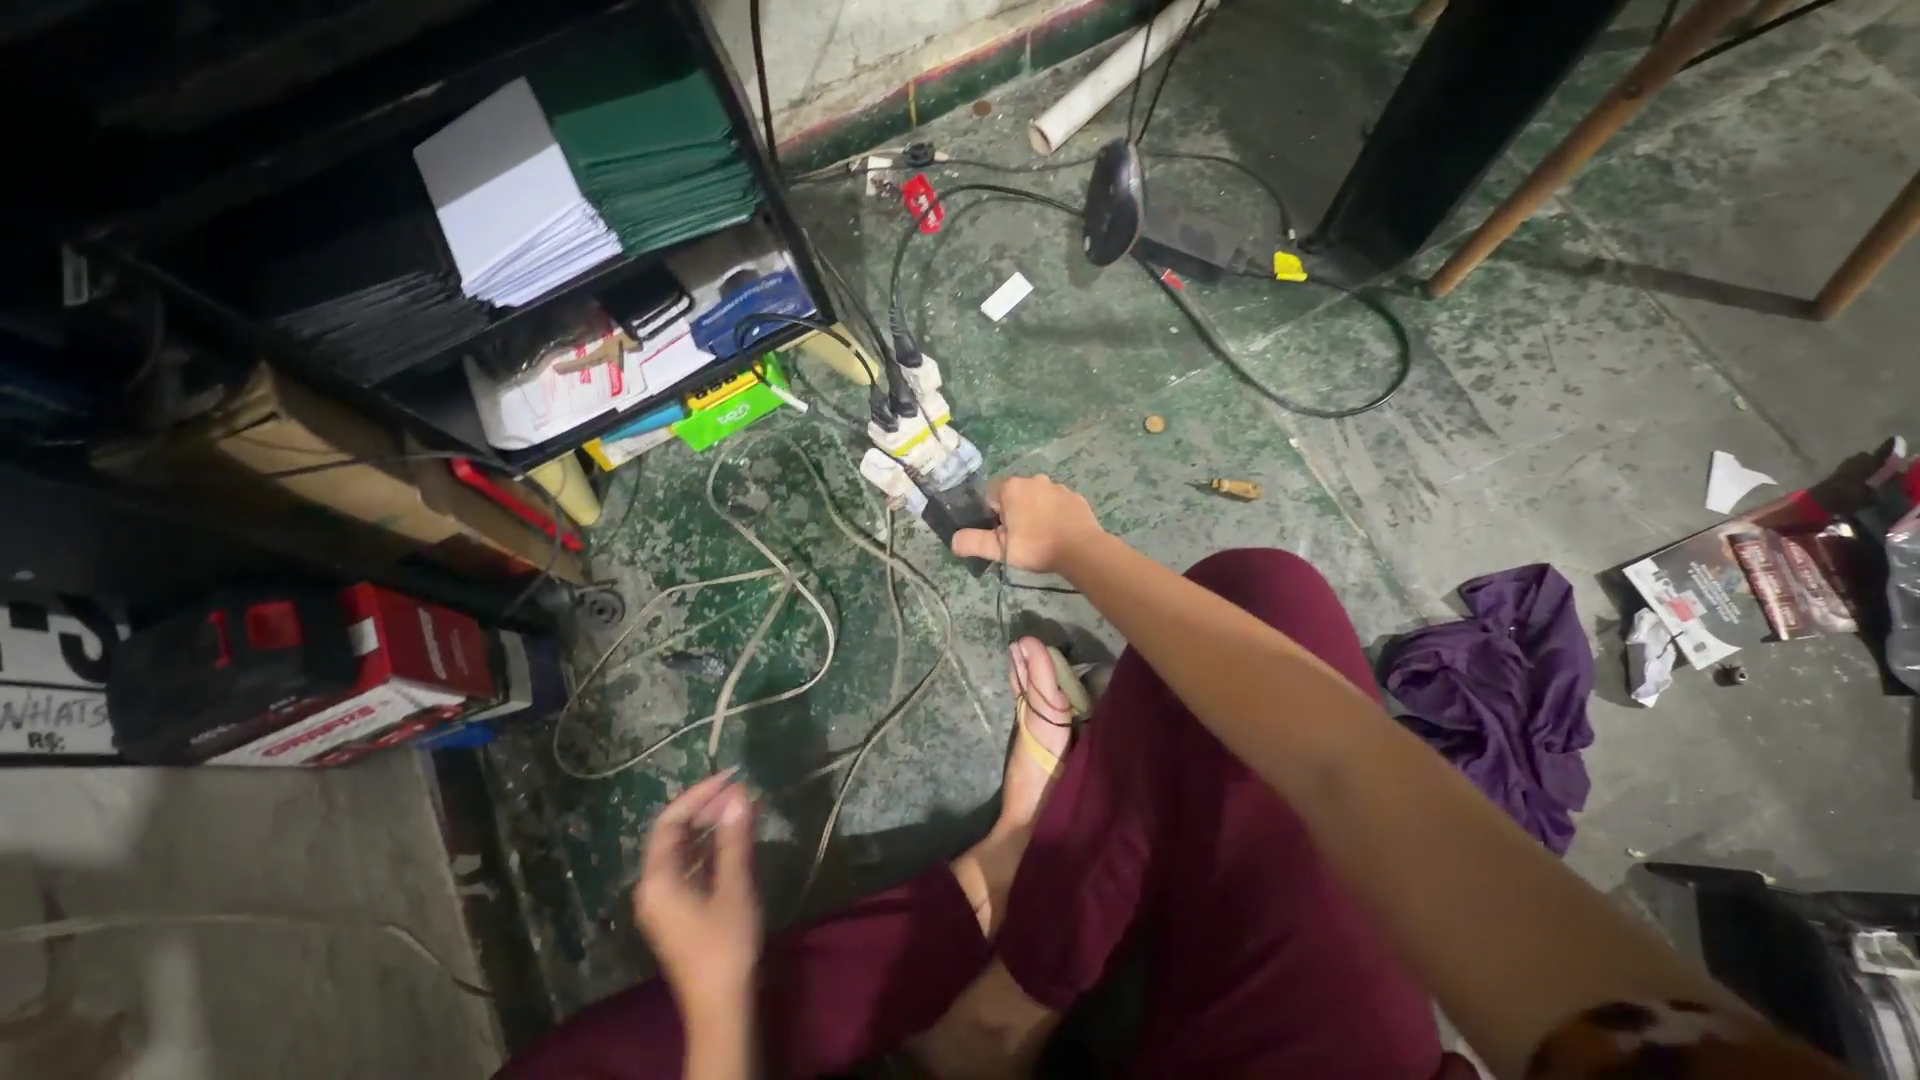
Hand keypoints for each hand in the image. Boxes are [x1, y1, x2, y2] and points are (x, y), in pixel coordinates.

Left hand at [633, 770, 760, 1011]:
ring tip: (745, 808)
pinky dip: (713, 849)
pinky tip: (738, 839)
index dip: (699, 794)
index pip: (670, 821)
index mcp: (657, 879)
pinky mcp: (681, 912)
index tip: (731, 776)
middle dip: (707, 809)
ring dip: (712, 827)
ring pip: (685, 851)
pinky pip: (692, 868)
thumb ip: (734, 840)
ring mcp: (666, 901)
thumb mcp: (734, 888)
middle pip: (675, 834)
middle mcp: (653, 886)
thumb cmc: (725, 945)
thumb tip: (739, 795)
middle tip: (742, 790)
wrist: (721, 1006)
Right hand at [951, 474, 1106, 573]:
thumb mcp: (1000, 549)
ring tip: (1041, 537)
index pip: (991, 494)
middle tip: (1020, 538)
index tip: (1001, 533)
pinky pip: (1057, 503)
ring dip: (1035, 512)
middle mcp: (1034, 479)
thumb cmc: (1036, 546)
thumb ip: (973, 542)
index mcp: (1012, 487)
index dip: (993, 515)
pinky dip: (1054, 514)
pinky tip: (1058, 533)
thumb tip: (954, 541)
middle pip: (1014, 495)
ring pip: (1037, 498)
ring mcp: (1057, 486)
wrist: (1081, 549)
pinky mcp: (1075, 496)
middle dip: (1014, 512)